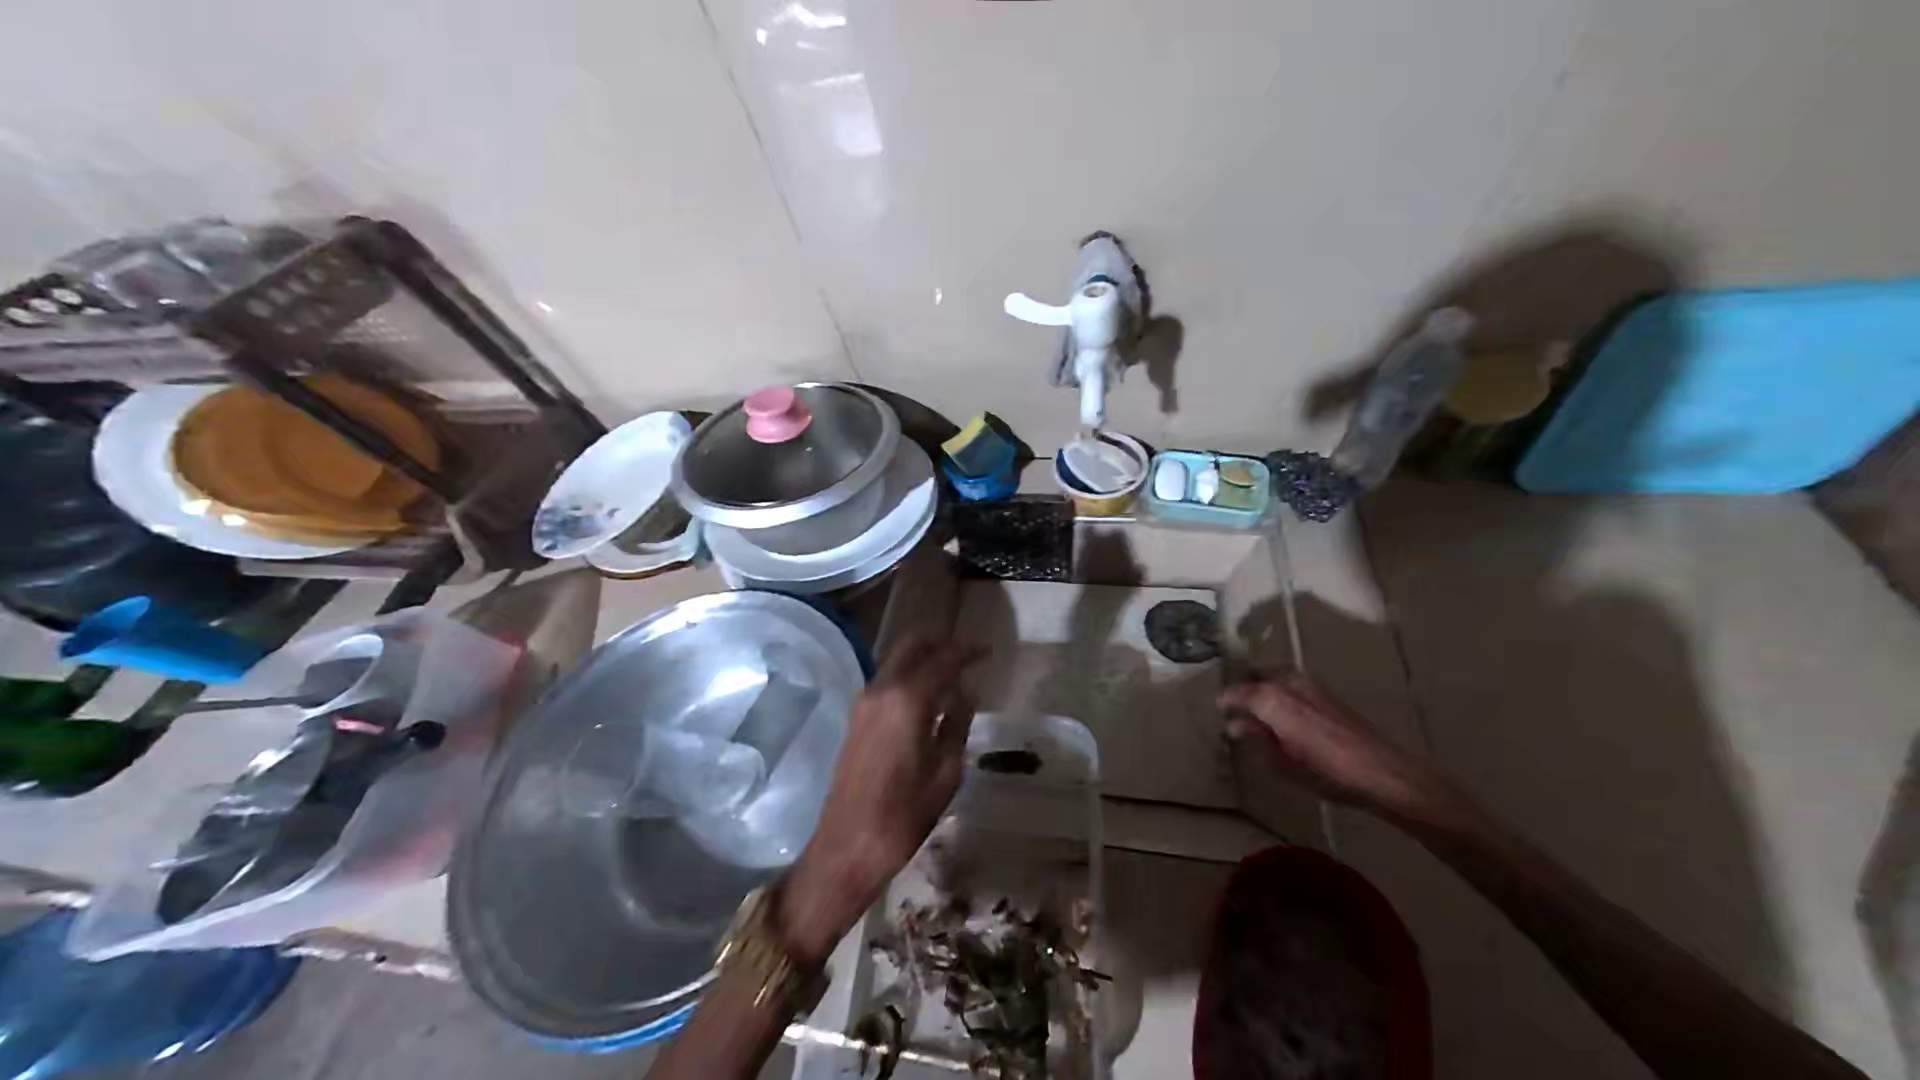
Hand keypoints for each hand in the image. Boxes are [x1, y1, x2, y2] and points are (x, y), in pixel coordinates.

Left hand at [781, 634, 986, 962]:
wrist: (847, 847)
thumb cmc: (904, 815)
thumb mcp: (946, 772)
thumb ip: (956, 724)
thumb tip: (964, 693)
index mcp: (907, 700)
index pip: (943, 659)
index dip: (967, 650)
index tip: (987, 650)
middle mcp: (881, 690)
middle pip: (911, 645)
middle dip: (941, 642)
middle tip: (968, 653)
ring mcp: (863, 702)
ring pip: (896, 660)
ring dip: (923, 658)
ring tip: (952, 674)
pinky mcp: (856, 718)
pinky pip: (887, 680)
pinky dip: (909, 676)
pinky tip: (929, 697)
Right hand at [1220, 671, 1459, 822]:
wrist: (1384, 773)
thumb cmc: (1327, 773)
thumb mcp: (1282, 762)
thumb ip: (1256, 738)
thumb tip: (1235, 724)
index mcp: (1272, 699)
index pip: (1238, 691)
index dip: (1226, 700)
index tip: (1218, 708)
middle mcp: (1289, 683)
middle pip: (1257, 675)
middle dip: (1244, 686)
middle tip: (1234, 705)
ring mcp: (1311, 684)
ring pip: (1276, 674)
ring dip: (1263, 685)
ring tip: (1256, 708)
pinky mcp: (1328, 693)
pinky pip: (1293, 682)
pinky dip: (1281, 690)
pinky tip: (1283, 711)